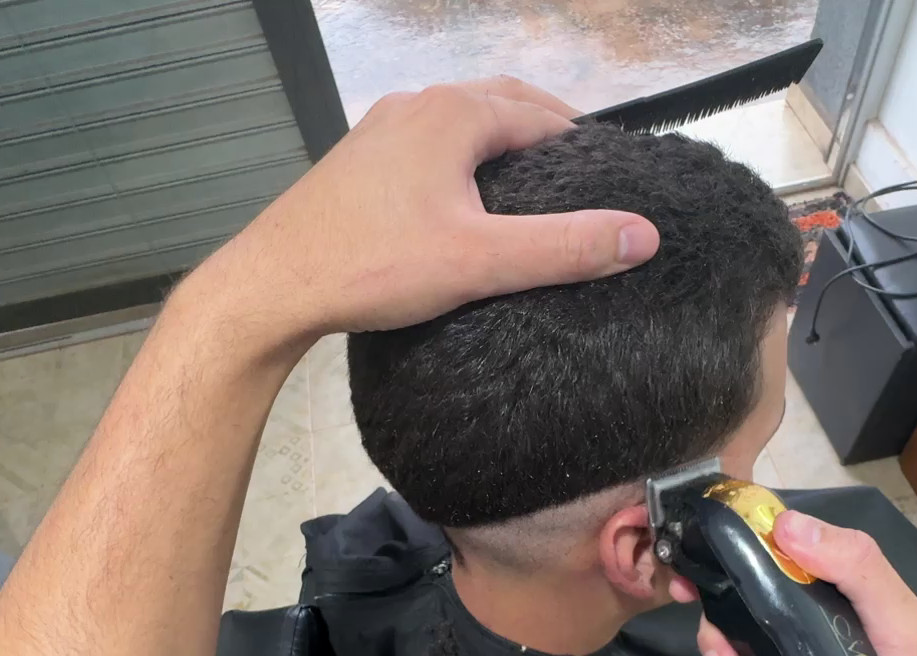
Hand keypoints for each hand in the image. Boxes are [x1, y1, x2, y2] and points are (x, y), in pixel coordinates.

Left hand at [197, 76, 660, 343]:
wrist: (275, 286)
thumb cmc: (375, 266)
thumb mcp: (480, 260)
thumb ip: (562, 248)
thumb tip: (641, 236)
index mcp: (452, 113)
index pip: (540, 114)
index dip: (580, 145)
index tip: (606, 182)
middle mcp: (415, 107)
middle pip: (499, 107)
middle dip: (543, 135)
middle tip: (576, 181)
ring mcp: (380, 133)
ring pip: (458, 127)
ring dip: (499, 146)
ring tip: (528, 192)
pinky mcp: (359, 167)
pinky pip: (426, 151)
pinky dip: (459, 164)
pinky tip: (460, 204)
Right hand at [672, 510, 916, 655]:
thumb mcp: (899, 614)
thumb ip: (854, 564)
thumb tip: (785, 524)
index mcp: (824, 576)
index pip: (764, 547)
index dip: (720, 551)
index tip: (687, 571)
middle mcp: (799, 606)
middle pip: (733, 599)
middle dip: (712, 625)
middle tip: (715, 655)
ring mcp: (788, 648)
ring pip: (732, 643)